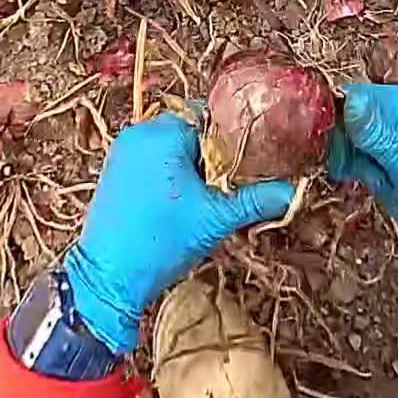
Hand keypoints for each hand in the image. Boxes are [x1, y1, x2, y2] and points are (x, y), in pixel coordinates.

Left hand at [60, 114, 292, 354]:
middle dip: (210, 151)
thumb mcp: (215, 218)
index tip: (242, 160)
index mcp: (164, 133)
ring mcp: (124, 150)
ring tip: (203, 191)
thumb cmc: (159, 243)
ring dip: (189, 161)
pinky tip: (179, 197)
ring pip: (172, 142)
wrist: (106, 282)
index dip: (230, 137)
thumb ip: (256, 199)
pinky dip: (168, 168)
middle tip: (224, 180)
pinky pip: (152, 155)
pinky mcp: (114, 168)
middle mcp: (141, 132)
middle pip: (192, 128)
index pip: (210, 115)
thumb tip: (292, 192)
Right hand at [326, 83, 397, 265]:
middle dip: (358, 164)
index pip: (343, 101)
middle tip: (379, 179)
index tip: (332, 155)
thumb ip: (367, 129)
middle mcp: (394, 116)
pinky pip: (384, 175)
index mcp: (391, 102)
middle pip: (350, 135)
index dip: (332, 127)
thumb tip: (340, 98)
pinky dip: (392, 193)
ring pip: (365, 160)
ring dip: (378, 183)